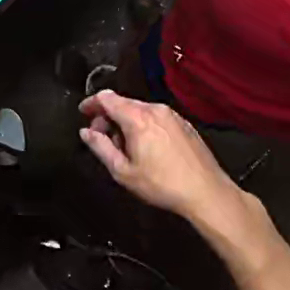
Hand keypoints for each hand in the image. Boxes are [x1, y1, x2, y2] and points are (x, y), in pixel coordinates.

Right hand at [79, 90, 244, 225]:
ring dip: (125, 121)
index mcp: (137, 118)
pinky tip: (145, 147)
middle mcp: (154, 109)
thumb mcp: (123, 171)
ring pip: (139, 109)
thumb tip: (86, 132)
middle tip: (102, 137)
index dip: (91, 103)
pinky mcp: (183, 123)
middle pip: (123, 102)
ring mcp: (171, 114)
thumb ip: (100, 147)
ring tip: (124, 147)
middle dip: (108, 116)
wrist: (206, 191)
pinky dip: (143, 124)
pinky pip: (155, 116)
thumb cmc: (162, 184)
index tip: (83, 112)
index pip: (107, 98)